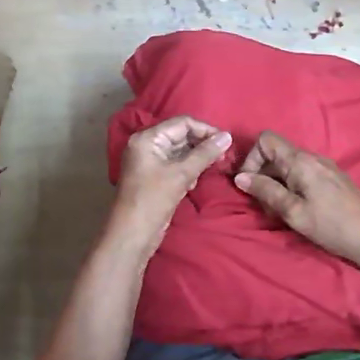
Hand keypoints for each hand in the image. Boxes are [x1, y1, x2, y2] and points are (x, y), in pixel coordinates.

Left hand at [109, 116, 232, 252]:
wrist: (131, 236)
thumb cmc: (153, 200)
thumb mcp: (181, 175)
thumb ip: (205, 154)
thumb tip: (227, 136)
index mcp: (148, 138)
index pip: (182, 123)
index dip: (205, 130)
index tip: (226, 142)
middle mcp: (147, 145)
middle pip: (181, 135)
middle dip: (203, 144)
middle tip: (224, 156)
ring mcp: (150, 161)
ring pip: (180, 151)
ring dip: (198, 157)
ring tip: (215, 166)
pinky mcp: (155, 177)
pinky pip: (176, 164)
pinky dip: (189, 169)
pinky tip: (197, 180)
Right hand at [232, 131, 359, 274]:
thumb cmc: (334, 226)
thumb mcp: (294, 212)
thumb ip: (266, 192)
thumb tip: (240, 177)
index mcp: (301, 161)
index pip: (266, 140)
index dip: (251, 159)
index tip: (249, 185)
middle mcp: (313, 157)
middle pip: (276, 154)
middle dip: (262, 177)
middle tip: (264, 207)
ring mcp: (325, 168)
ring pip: (288, 167)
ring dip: (276, 186)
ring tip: (280, 214)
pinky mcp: (333, 181)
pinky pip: (302, 177)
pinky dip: (292, 190)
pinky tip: (297, 212)